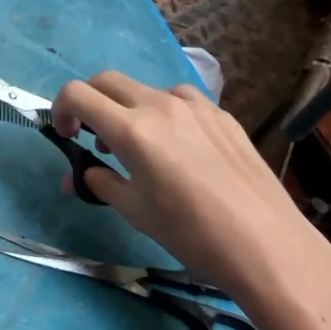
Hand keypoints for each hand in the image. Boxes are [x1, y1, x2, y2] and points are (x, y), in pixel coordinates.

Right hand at [50, 74, 330, 304]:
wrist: (270, 249)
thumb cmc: (193, 235)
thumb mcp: (136, 212)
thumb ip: (101, 183)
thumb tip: (81, 176)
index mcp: (131, 129)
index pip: (76, 94)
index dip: (60, 109)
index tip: (67, 135)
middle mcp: (159, 106)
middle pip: (106, 81)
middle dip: (90, 102)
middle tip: (93, 136)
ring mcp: (195, 107)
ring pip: (144, 88)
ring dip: (128, 107)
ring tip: (139, 146)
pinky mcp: (222, 116)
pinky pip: (180, 101)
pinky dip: (164, 114)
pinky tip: (180, 148)